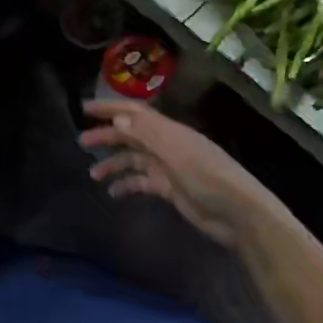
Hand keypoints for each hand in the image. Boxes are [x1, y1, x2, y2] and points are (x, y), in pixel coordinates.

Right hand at [79, 99, 285, 245]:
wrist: (240, 215)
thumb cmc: (208, 178)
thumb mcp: (176, 152)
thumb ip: (146, 133)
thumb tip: (117, 118)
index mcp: (169, 131)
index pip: (134, 112)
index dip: (110, 108)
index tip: (84, 108)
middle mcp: (167, 145)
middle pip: (131, 135)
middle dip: (106, 137)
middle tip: (82, 142)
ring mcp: (168, 167)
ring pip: (133, 160)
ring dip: (113, 164)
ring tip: (93, 175)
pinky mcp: (170, 188)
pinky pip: (141, 182)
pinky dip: (126, 185)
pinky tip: (113, 192)